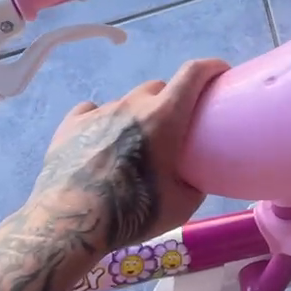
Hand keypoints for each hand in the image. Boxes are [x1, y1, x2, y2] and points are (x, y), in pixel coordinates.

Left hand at [25, 57, 228, 290]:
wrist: (70, 224)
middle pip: (158, 88)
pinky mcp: (70, 125)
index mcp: (165, 116)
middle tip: (172, 127)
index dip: (211, 66)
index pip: (193, 73)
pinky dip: (102, 122)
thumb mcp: (182, 205)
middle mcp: (132, 105)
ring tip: (132, 144)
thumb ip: (194, 183)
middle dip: (170, 100)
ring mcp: (99, 112)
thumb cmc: (133, 212)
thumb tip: (194, 179)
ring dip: (136, 116)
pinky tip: (100, 141)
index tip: (220, 71)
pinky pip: (92, 111)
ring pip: (126, 103)